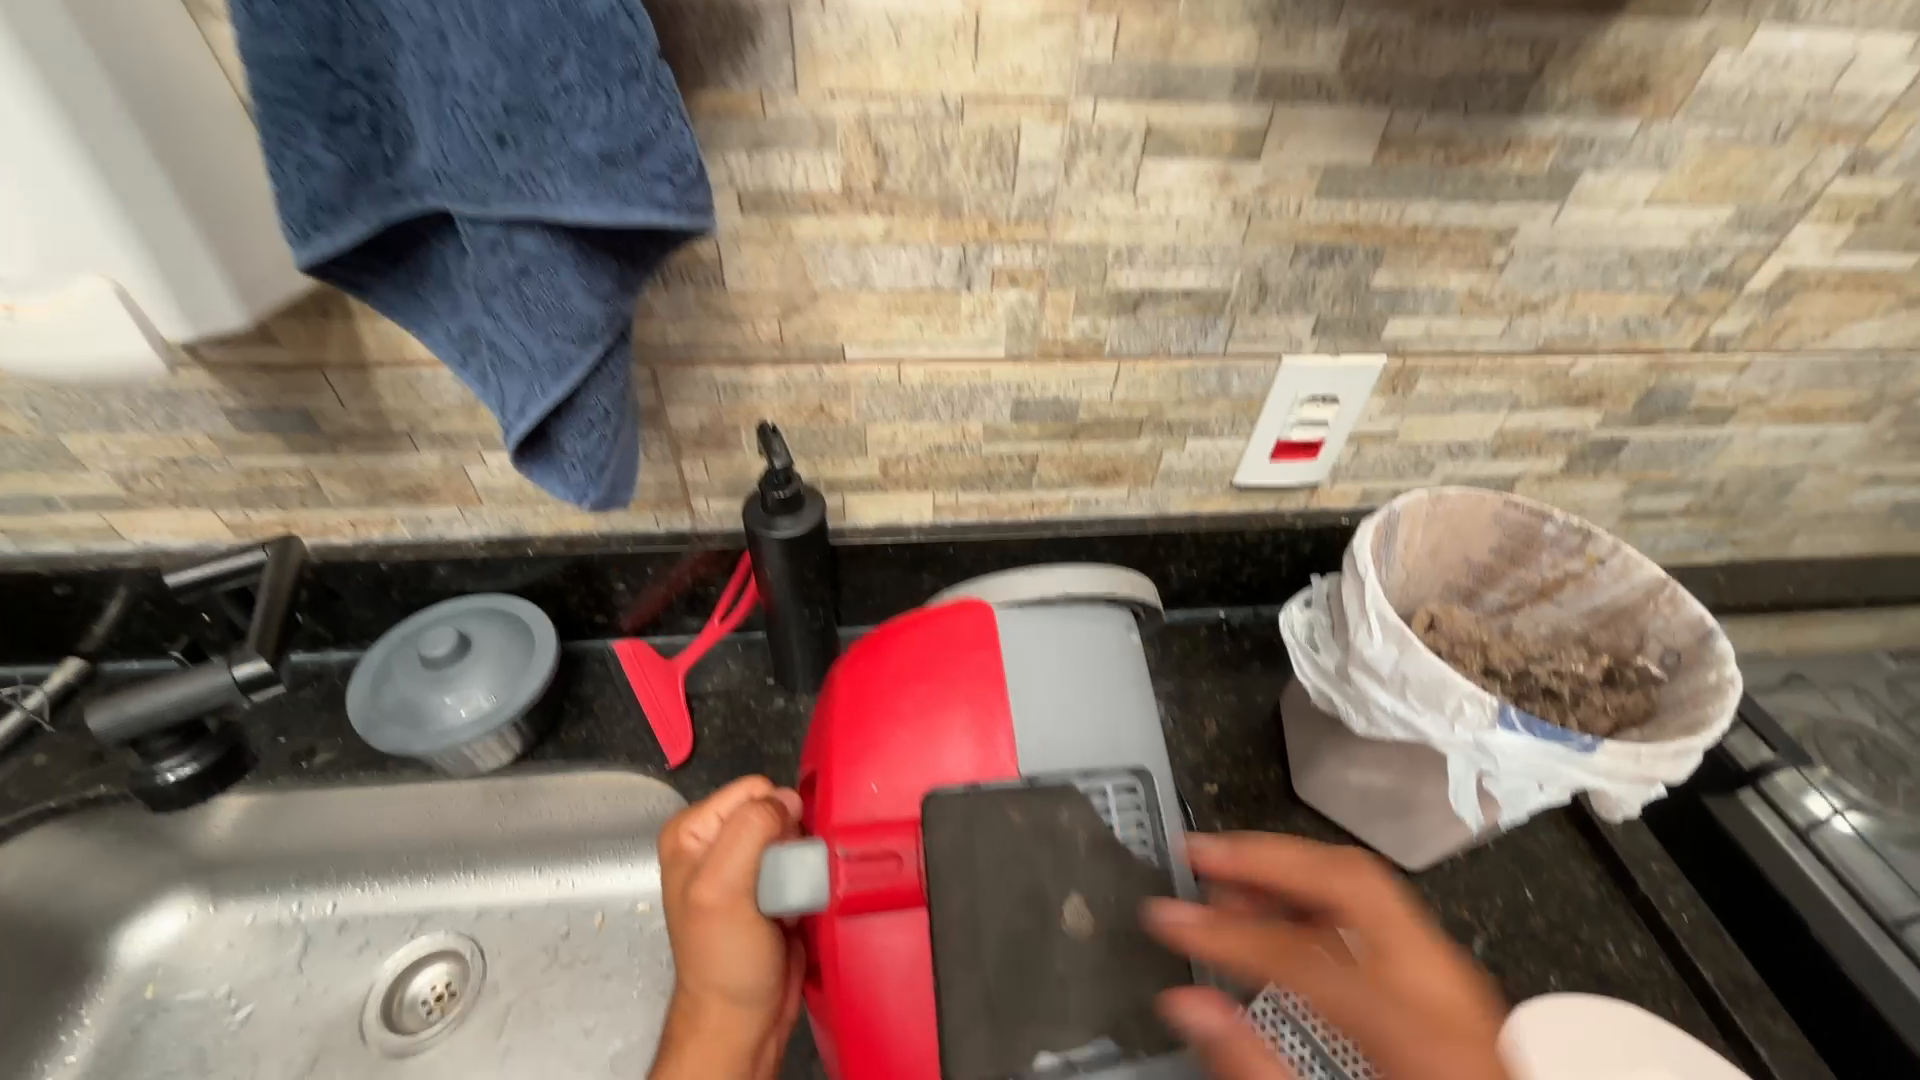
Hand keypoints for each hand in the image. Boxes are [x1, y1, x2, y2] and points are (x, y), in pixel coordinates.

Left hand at [649, 777, 806, 1079]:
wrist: (741, 1020)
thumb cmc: (722, 959)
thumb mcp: (721, 888)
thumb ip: (750, 831)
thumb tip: (787, 799)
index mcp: (692, 831)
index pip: (752, 790)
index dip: (770, 819)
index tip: (768, 863)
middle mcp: (716, 841)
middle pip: (776, 808)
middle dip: (788, 840)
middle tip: (779, 881)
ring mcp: (745, 864)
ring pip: (795, 833)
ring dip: (801, 861)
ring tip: (789, 895)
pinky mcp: (772, 885)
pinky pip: (804, 860)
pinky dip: (807, 877)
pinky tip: (797, 903)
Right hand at [1143, 833, 1509, 1079]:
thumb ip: (1254, 1068)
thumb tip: (1187, 1006)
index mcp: (1423, 1036)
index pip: (1305, 955)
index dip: (1224, 933)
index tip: (1168, 919)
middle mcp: (1447, 989)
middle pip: (1349, 881)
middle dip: (1264, 858)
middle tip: (1198, 852)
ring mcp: (1453, 978)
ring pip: (1363, 883)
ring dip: (1285, 869)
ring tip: (1222, 874)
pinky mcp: (1445, 983)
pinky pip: (1375, 910)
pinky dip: (1314, 894)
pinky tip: (1272, 907)